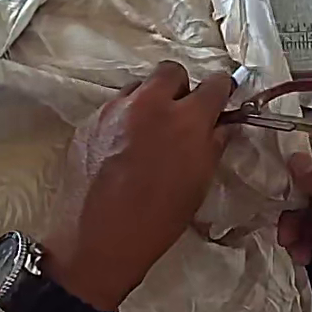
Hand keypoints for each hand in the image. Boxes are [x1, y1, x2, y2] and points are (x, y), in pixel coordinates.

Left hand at [43, 61, 234, 310]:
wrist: (96, 240)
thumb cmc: (159, 218)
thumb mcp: (198, 183)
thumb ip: (213, 145)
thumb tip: (222, 125)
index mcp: (186, 120)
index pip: (215, 84)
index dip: (223, 90)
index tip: (222, 100)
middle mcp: (149, 104)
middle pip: (172, 71)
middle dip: (182, 88)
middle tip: (182, 116)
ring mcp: (114, 110)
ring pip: (139, 87)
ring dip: (150, 102)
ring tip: (149, 134)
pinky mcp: (87, 122)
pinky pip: (114, 107)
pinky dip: (125, 119)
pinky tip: (123, 149)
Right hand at [279, 143, 311, 311]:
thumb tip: (294, 158)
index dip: (298, 163)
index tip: (271, 175)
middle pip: (310, 185)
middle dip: (291, 201)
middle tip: (279, 217)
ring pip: (306, 212)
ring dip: (294, 226)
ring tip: (290, 244)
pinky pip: (311, 235)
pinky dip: (302, 243)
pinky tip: (302, 256)